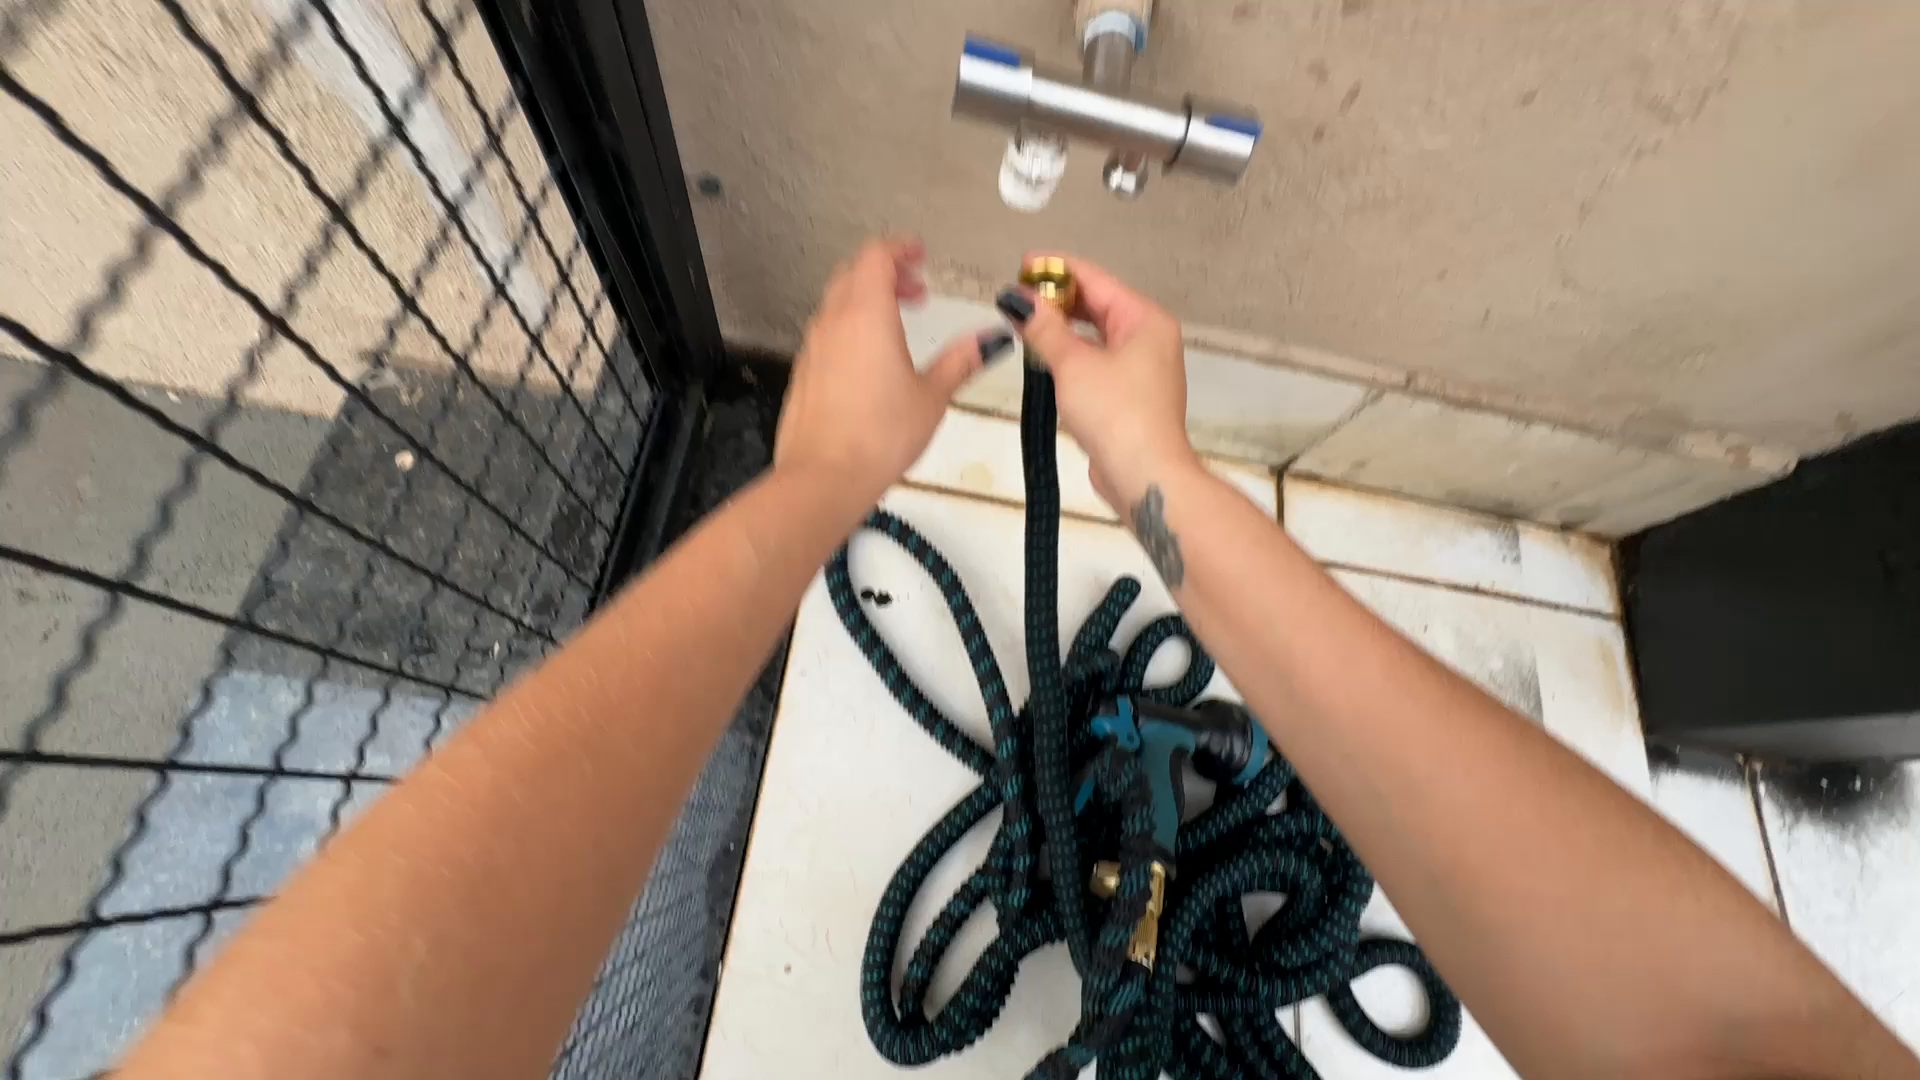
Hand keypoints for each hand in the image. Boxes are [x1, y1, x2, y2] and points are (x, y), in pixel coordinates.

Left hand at [775, 237, 1011, 499]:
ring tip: (898, 326)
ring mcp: (813, 347)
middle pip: (854, 274)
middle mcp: (834, 321)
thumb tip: (990, 339)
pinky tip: (870, 362)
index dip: (899, 248)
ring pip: (837, 304)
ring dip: (867, 301)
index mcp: (868, 313)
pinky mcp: (804, 374)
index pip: (876, 256)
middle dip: (886, 273)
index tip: (919, 254)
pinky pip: (827, 334)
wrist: (823, 477)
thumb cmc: (881, 435)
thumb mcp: (932, 397)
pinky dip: (850, 329)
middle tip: (915, 290)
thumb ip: (960, 361)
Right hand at [1000, 254, 1197, 508]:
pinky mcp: (1128, 398)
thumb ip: (1044, 329)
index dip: (1057, 270)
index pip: (1096, 280)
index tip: (1022, 265)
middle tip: (1016, 299)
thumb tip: (1017, 299)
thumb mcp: (1073, 365)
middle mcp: (1148, 339)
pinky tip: (1043, 360)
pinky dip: (1071, 358)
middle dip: (1057, 302)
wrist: (1144, 475)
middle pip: (1097, 307)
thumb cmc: (1114, 412)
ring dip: (1061, 332)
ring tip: (1022, 327)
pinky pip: (1096, 365)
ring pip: (1095, 338)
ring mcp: (1140, 370)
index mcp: (1144, 320)